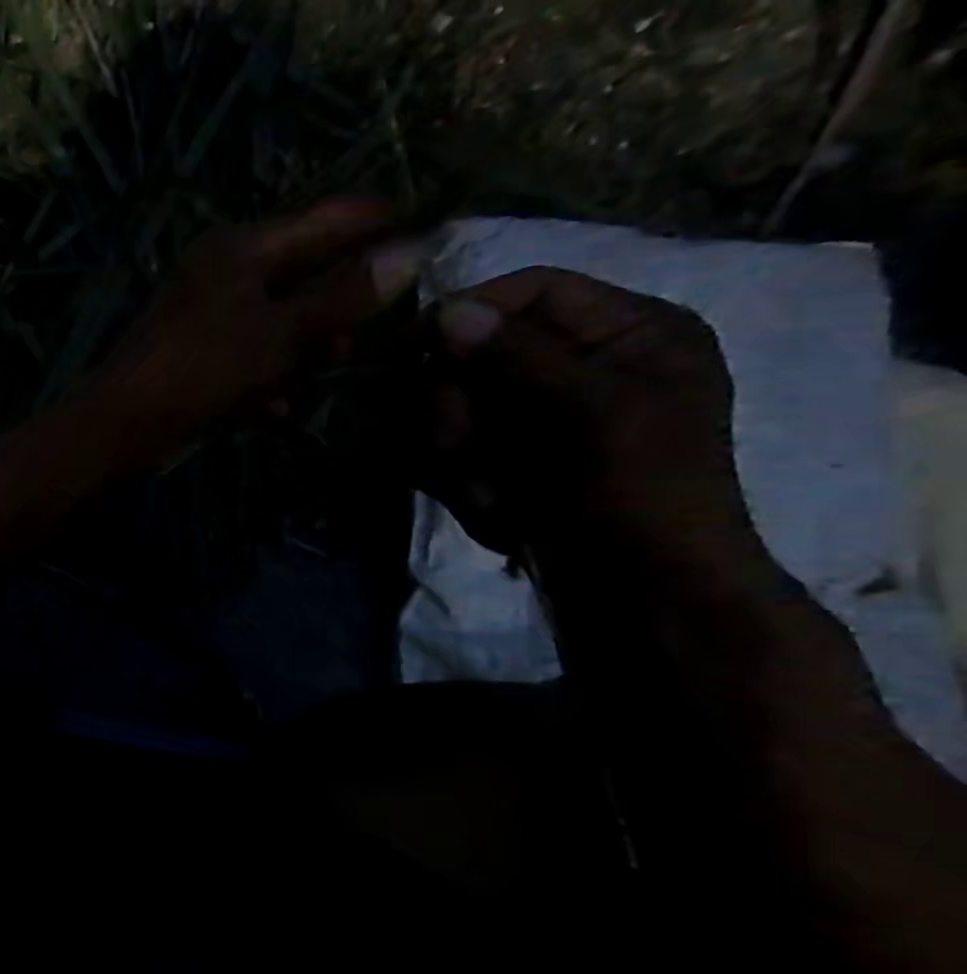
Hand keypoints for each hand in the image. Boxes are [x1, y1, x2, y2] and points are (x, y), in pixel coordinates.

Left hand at [82, 199, 420, 454]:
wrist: (123, 425)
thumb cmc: (202, 371)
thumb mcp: (281, 334)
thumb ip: (343, 297)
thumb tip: (412, 252)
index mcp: (242, 248)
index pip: (325, 219)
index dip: (377, 222)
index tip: (429, 226)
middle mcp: (222, 271)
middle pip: (301, 270)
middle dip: (338, 300)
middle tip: (373, 326)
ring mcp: (205, 313)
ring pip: (276, 317)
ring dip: (304, 344)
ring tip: (330, 366)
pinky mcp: (195, 354)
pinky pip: (248, 354)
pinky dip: (267, 375)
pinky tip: (277, 403)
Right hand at [428, 267, 757, 570]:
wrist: (642, 598)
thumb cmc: (641, 495)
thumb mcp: (594, 412)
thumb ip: (519, 356)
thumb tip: (445, 310)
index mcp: (628, 333)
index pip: (533, 290)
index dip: (473, 311)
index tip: (416, 346)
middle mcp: (578, 367)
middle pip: (479, 353)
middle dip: (461, 403)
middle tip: (466, 443)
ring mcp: (537, 419)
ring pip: (456, 406)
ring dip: (458, 451)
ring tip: (492, 491)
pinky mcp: (509, 461)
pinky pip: (454, 451)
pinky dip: (461, 481)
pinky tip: (495, 510)